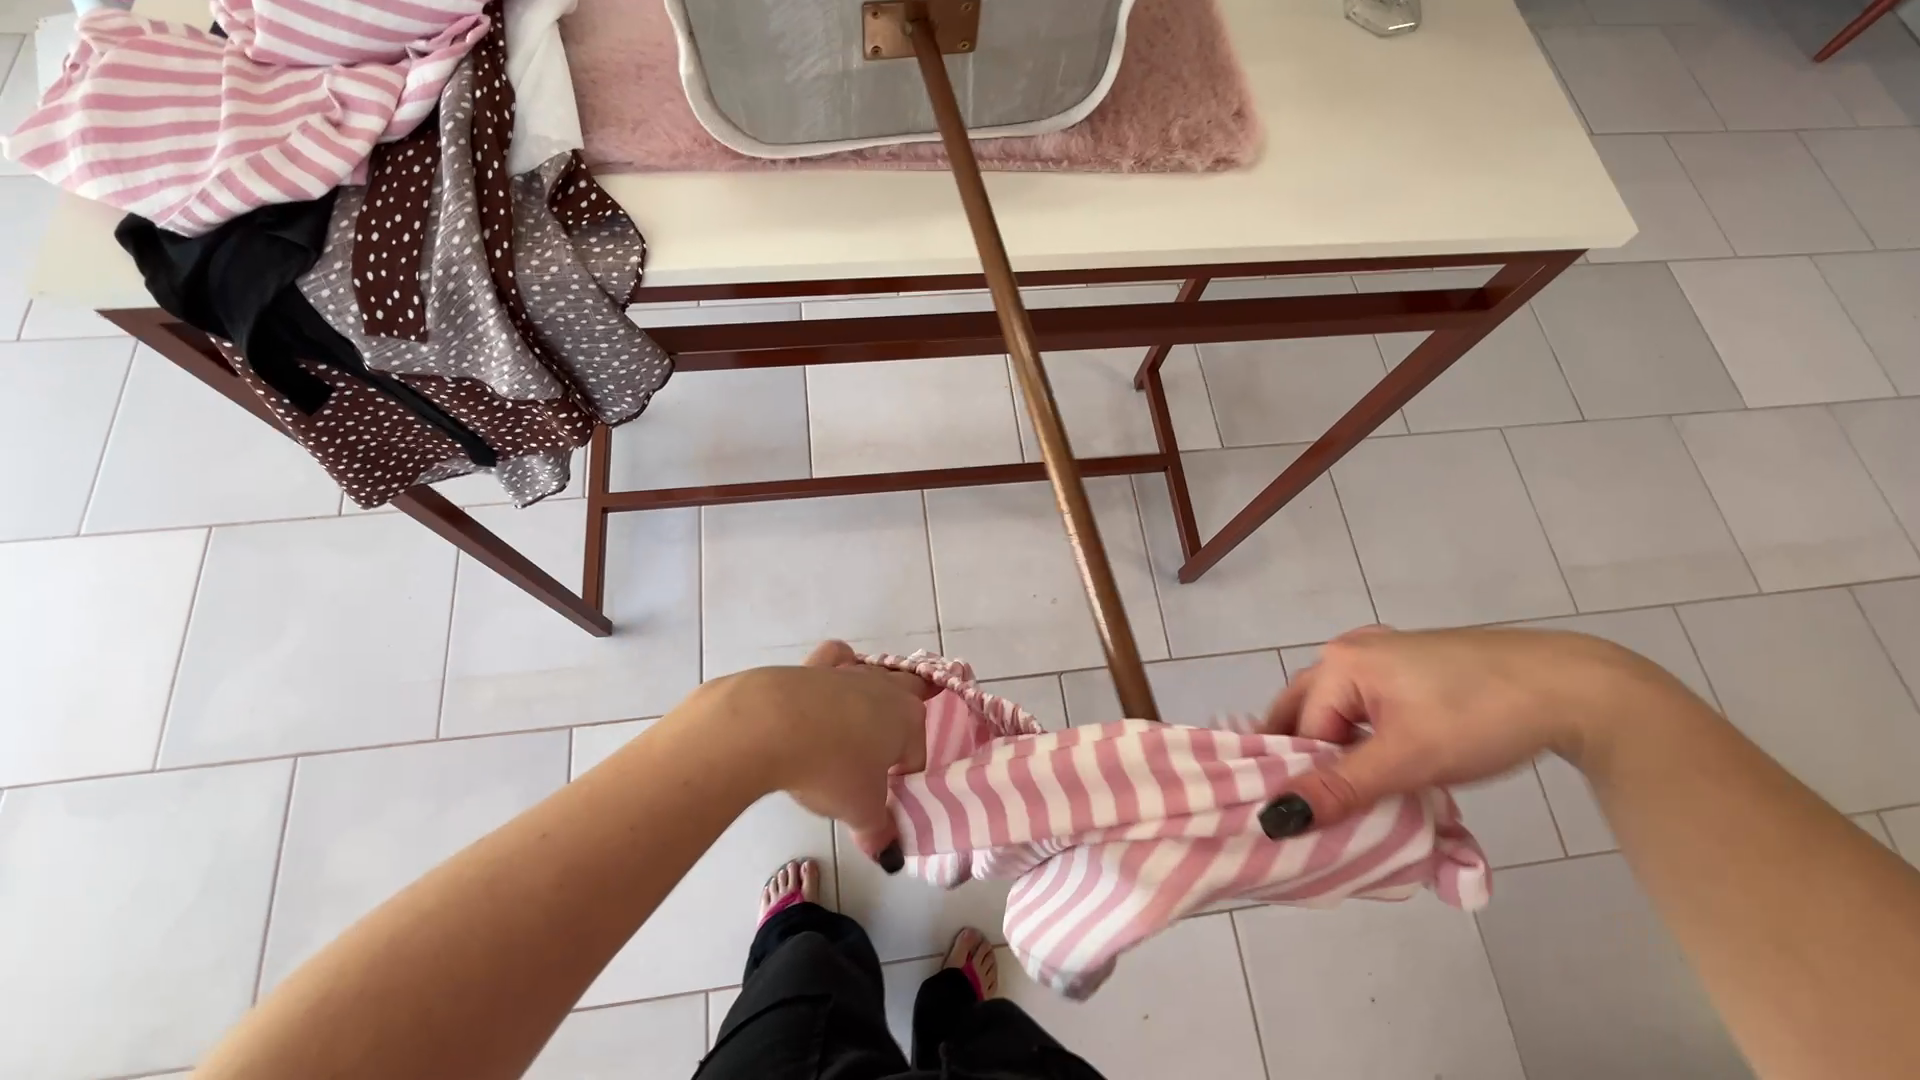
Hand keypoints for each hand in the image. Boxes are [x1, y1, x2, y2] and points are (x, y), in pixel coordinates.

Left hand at [709, 641, 932, 865]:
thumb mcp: (859, 810)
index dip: (900, 783)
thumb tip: (889, 856)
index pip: (916, 757)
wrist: (769, 726)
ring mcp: (850, 672)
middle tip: (875, 760)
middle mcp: (886, 689)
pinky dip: (838, 667)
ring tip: (851, 730)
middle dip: (899, 728)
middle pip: (909, 702)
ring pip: (875, 677)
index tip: (878, 802)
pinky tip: (828, 686)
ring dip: (871, 698)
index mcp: (909, 721)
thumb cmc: (829, 768)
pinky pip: (837, 659)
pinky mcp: (814, 664)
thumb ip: (879, 831)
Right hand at [1257, 624, 1700, 836]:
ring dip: (1337, 752)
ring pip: (1338, 711)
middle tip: (1312, 807)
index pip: (1299, 731)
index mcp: (1340, 664)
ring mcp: (1385, 654)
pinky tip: (1382, 766)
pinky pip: (1368, 705)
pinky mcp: (1415, 666)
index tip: (1313, 822)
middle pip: (1305, 711)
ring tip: (1348, 797)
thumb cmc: (1481, 718)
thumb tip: (1275, 819)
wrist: (1576, 688)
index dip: (1303, 777)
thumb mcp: (1408, 760)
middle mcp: (1352, 651)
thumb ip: (1339, 789)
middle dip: (1304, 758)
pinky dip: (1365, 738)